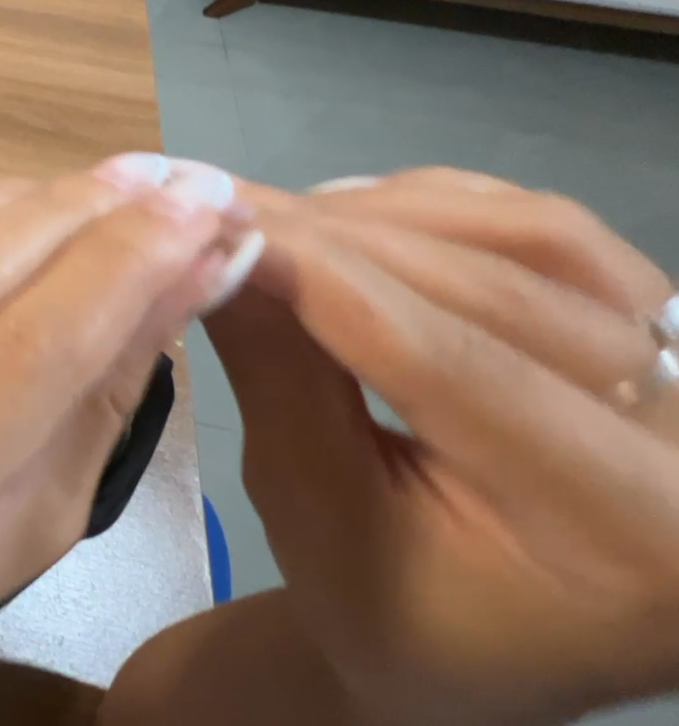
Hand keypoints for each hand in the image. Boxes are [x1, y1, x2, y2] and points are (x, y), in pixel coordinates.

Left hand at [0, 156, 259, 679]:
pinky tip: (3, 200)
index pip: (17, 361)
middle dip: (71, 219)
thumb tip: (188, 272)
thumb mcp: (23, 523)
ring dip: (8, 199)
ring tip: (96, 184)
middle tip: (162, 179)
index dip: (117, 273)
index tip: (202, 211)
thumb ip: (97, 400)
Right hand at [213, 169, 678, 724]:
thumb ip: (272, 370)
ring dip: (382, 210)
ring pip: (536, 235)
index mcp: (623, 529)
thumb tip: (219, 249)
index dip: (320, 278)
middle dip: (336, 234)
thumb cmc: (377, 603)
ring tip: (272, 217)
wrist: (465, 641)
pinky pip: (544, 231)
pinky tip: (344, 219)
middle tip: (218, 205)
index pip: (455, 364)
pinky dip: (430, 204)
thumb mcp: (304, 503)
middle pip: (501, 285)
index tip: (212, 224)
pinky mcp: (650, 335)